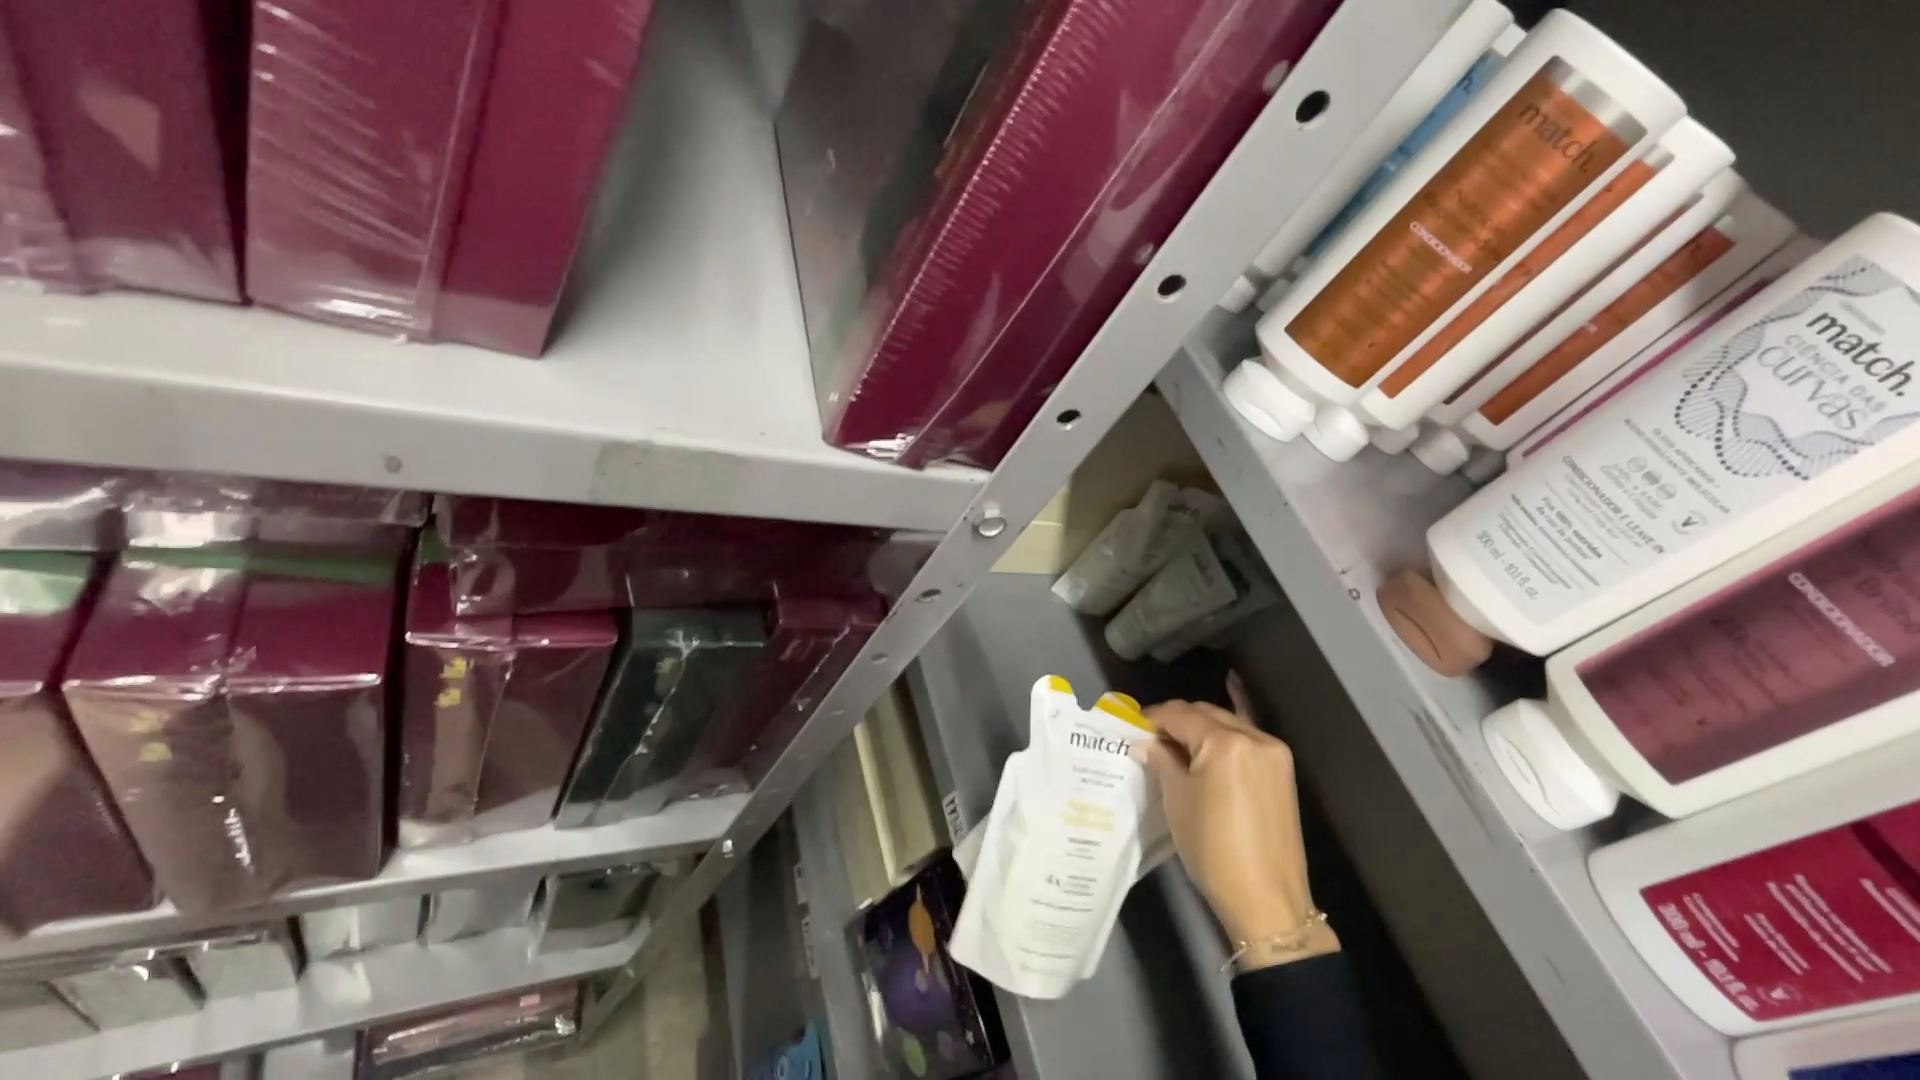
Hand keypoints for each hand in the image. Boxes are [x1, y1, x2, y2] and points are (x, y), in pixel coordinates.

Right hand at [1133, 673, 1337, 967]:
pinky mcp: (1281, 771)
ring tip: (1176, 740)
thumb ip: (1163, 762)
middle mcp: (1252, 737)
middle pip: (1206, 714)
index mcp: (1224, 742)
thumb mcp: (1178, 802)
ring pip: (1228, 723)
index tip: (1131, 727)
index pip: (1180, 715)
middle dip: (1177, 720)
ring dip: (1202, 726)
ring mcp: (1272, 753)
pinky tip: (1233, 684)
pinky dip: (1236, 715)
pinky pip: (1250, 735)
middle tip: (1149, 738)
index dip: (1153, 718)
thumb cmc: (1213, 850)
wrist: (1266, 900)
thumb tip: (1145, 741)